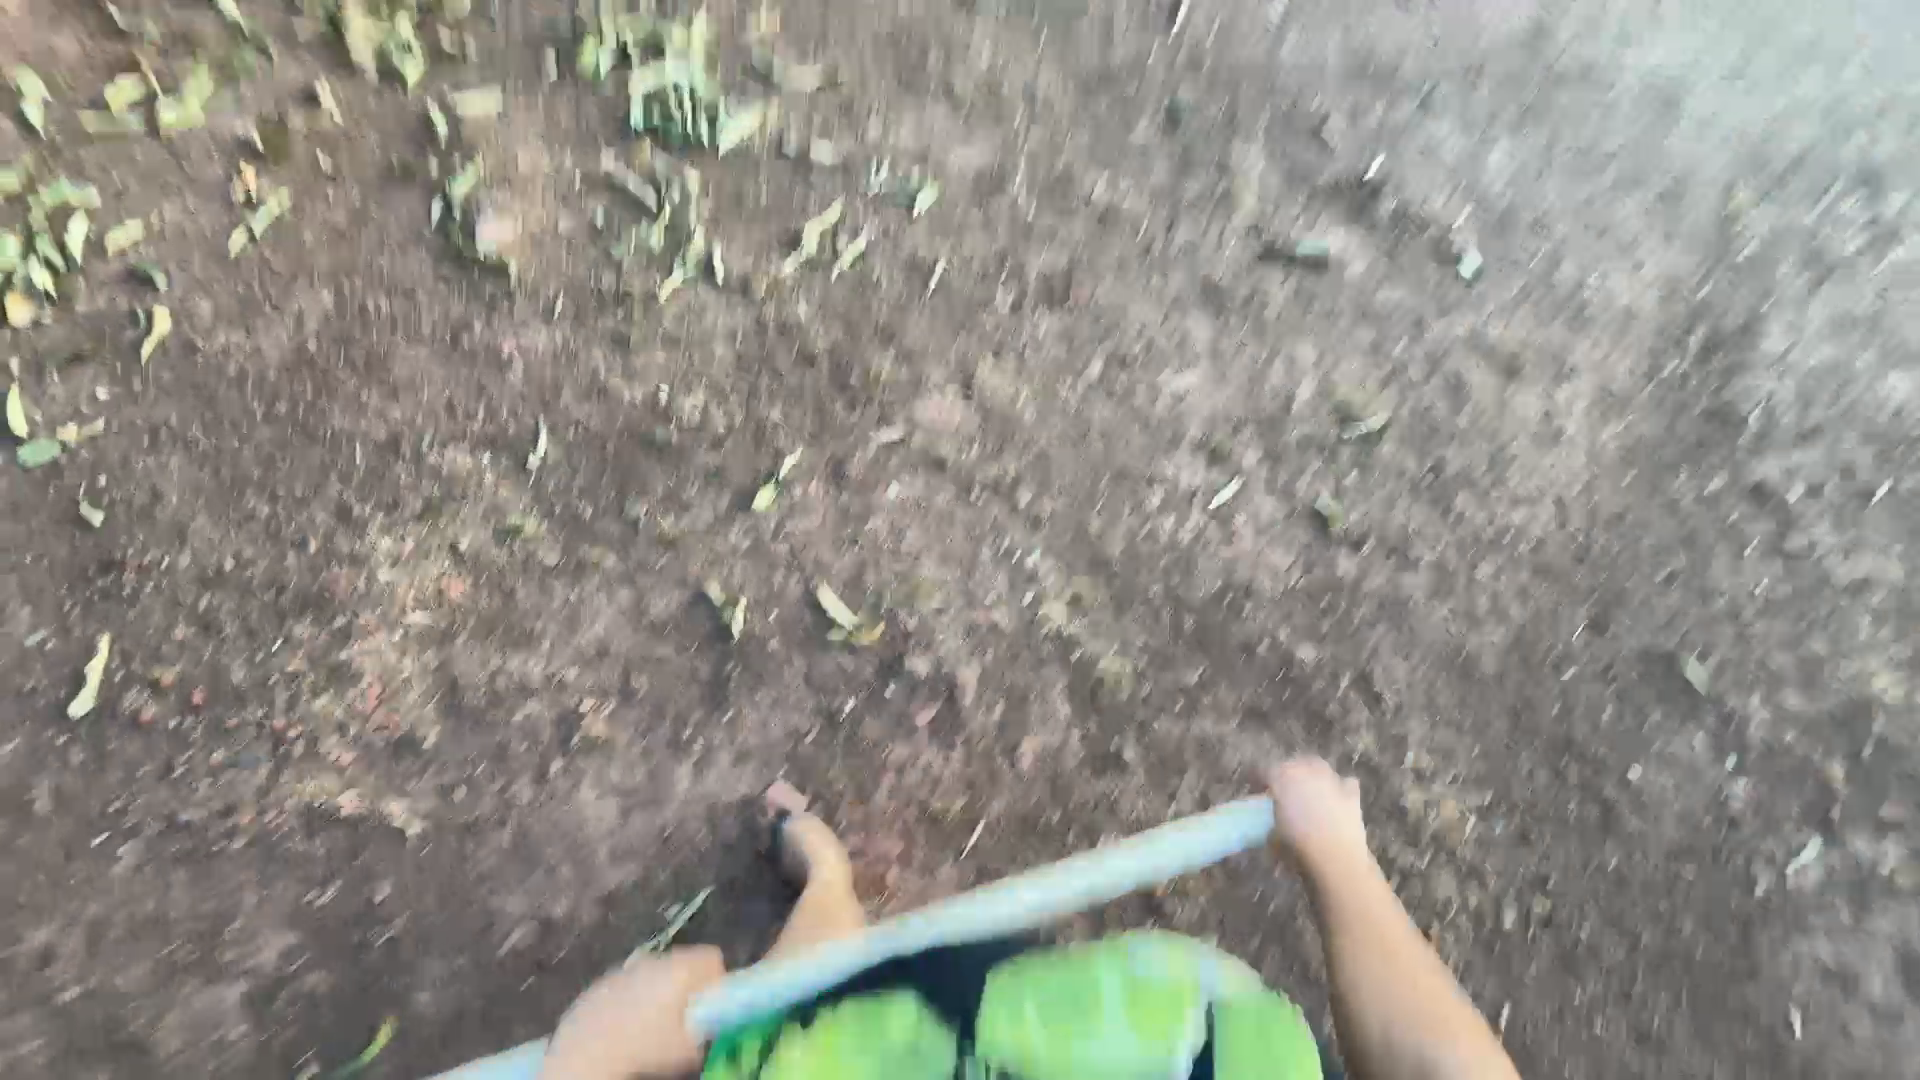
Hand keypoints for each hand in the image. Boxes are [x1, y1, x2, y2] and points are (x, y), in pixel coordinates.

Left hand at [538, 945, 725, 1079]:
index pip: (713, 957)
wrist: (582, 1062)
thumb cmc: (645, 1052)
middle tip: (678, 1022)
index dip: (715, 982)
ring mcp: (622, 970)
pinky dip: (626, 1004)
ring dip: (653, 995)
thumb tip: (706, 1027)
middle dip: (683, 988)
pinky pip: (622, 988)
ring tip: (645, 1029)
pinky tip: (619, 1032)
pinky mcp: (596, 986)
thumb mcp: (689, 1050)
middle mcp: (654, 959)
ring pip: (650, 976)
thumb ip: (705, 1031)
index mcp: (681, 968)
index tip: (709, 1008)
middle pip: (681, 964)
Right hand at [1265, 757, 1369, 878]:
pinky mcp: (1351, 792)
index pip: (1264, 769)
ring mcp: (1330, 779)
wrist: (1337, 858)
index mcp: (1281, 777)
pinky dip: (1339, 788)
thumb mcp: (1272, 833)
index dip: (1259, 778)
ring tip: (1309, 791)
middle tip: (1284, 791)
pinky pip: (1344, 782)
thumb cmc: (1297, 846)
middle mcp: (1305, 770)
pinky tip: (1336, 798)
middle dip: (1286, 773)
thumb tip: (1273, 818)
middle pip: (1292, 763)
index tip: (1258, 790)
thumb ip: (1271, 818)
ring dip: (1312, 774)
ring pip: (1318, 766)